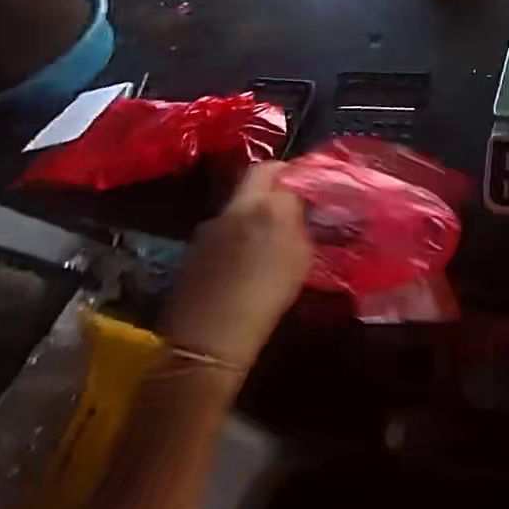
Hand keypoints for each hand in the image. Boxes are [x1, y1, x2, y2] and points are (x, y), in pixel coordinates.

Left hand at [163, 162, 312, 367]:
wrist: (209, 338)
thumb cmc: (267, 297)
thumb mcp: (303, 259)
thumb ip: (303, 227)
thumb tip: (304, 213)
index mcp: (271, 206)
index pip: (287, 170)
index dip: (301, 175)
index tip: (312, 188)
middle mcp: (238, 206)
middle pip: (259, 174)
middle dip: (278, 180)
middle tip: (293, 199)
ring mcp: (212, 223)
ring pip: (240, 201)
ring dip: (255, 208)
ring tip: (268, 234)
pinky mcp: (195, 244)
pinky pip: (224, 226)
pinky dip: (238, 231)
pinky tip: (243, 257)